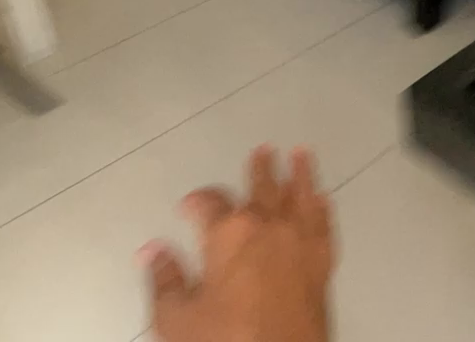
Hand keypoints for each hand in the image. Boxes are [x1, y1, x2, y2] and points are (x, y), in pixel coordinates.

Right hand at [141, 146, 335, 341]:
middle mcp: (266, 225)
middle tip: (263, 150)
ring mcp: (298, 239)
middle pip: (263, 186)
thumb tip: (150, 249)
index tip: (189, 205)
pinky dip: (322, 208)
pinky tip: (322, 198)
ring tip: (300, 152)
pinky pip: (324, 223)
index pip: (209, 203)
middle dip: (261, 168)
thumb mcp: (177, 320)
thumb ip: (164, 280)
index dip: (197, 200)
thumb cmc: (222, 341)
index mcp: (227, 233)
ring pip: (299, 194)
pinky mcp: (322, 260)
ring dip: (299, 172)